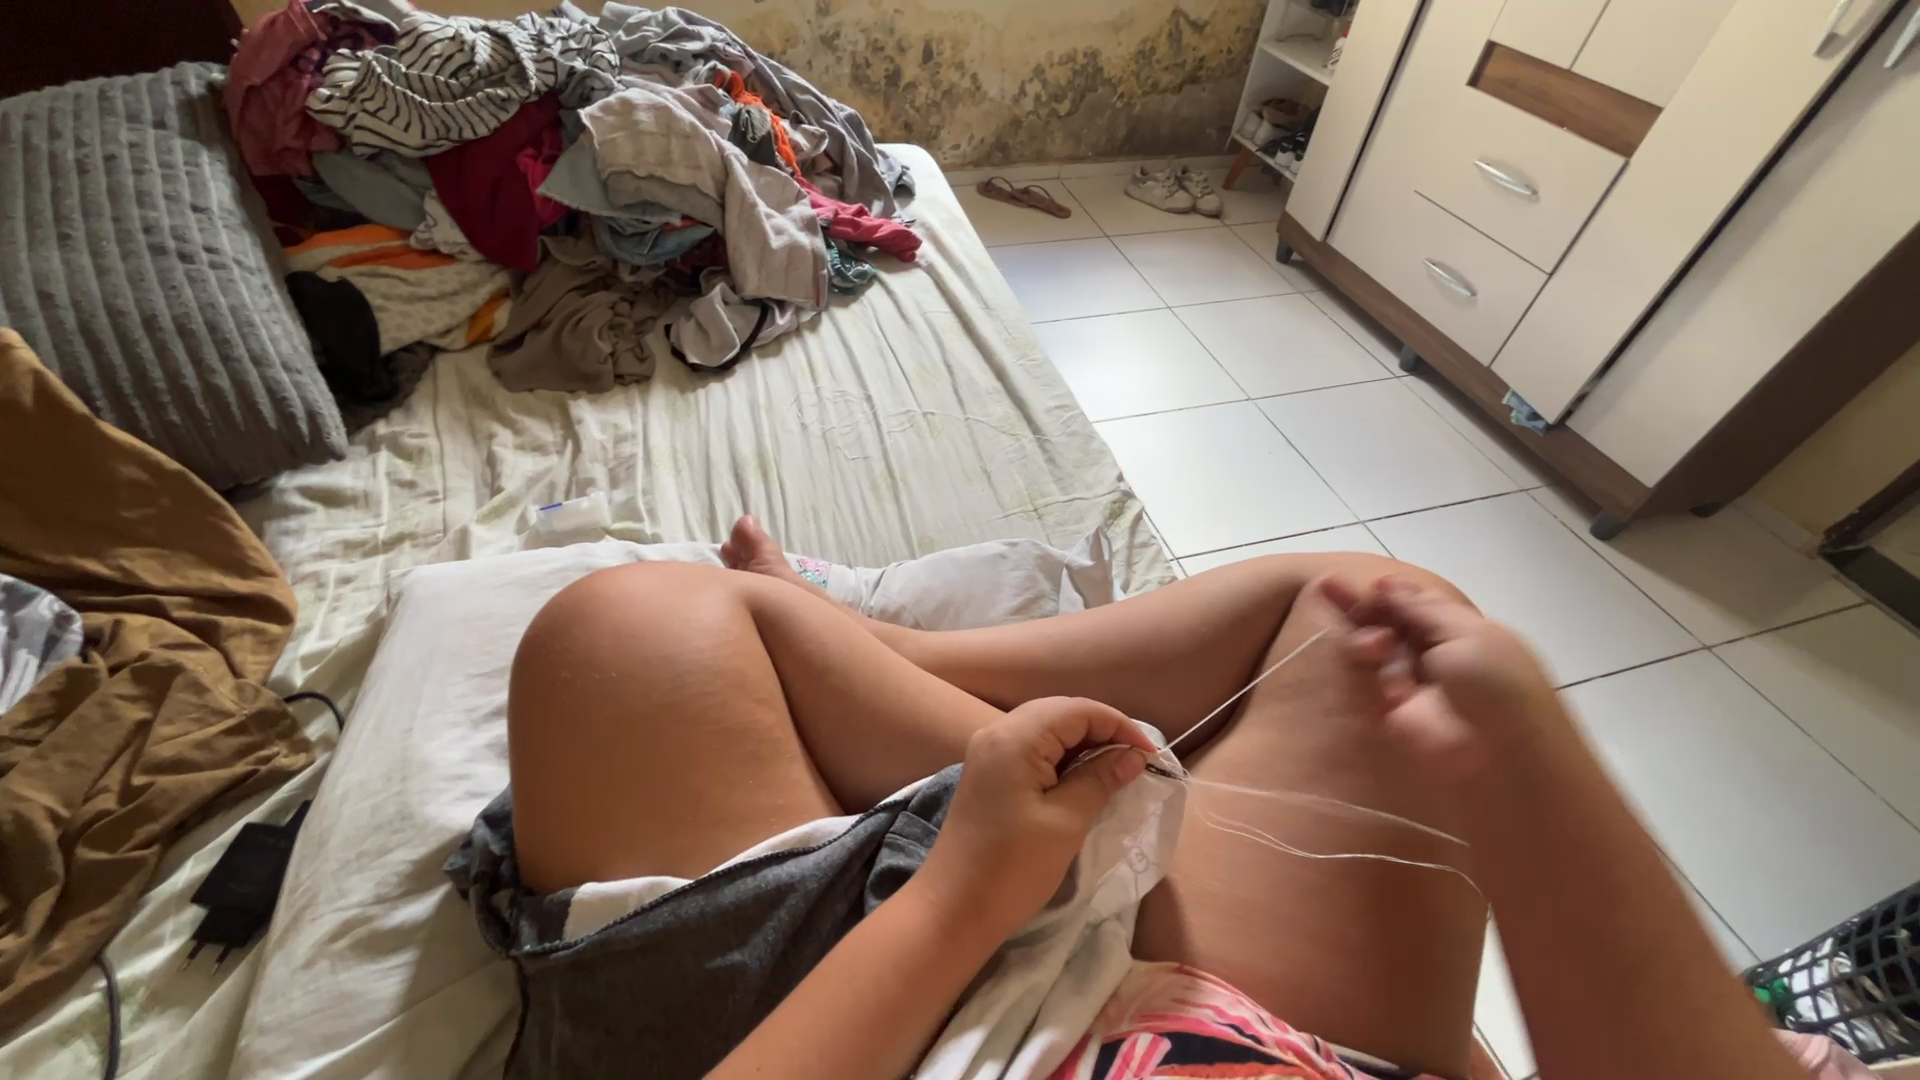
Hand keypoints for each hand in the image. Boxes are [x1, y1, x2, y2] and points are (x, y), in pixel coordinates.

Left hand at [915, 697, 1156, 940]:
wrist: (954, 908)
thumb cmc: (1013, 867)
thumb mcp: (1066, 822)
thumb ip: (1099, 780)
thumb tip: (1133, 756)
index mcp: (1015, 737)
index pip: (1077, 710)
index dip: (1118, 725)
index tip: (1151, 755)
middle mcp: (997, 732)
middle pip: (1060, 712)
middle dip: (1102, 730)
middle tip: (1135, 761)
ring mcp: (988, 751)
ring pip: (1046, 728)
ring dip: (1082, 743)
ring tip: (1116, 769)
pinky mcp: (988, 772)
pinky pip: (1031, 747)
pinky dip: (1061, 756)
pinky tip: (1082, 778)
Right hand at [1319, 574, 1567, 782]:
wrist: (1496, 753)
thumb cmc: (1495, 684)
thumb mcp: (1468, 633)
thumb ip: (1422, 608)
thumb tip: (1389, 582)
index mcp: (1464, 631)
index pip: (1420, 604)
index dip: (1395, 592)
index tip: (1374, 584)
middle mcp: (1436, 651)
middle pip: (1391, 620)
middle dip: (1362, 603)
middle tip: (1325, 585)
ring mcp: (1413, 678)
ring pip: (1377, 643)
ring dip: (1370, 635)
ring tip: (1377, 643)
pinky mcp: (1391, 703)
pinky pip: (1370, 672)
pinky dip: (1368, 659)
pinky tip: (1370, 653)